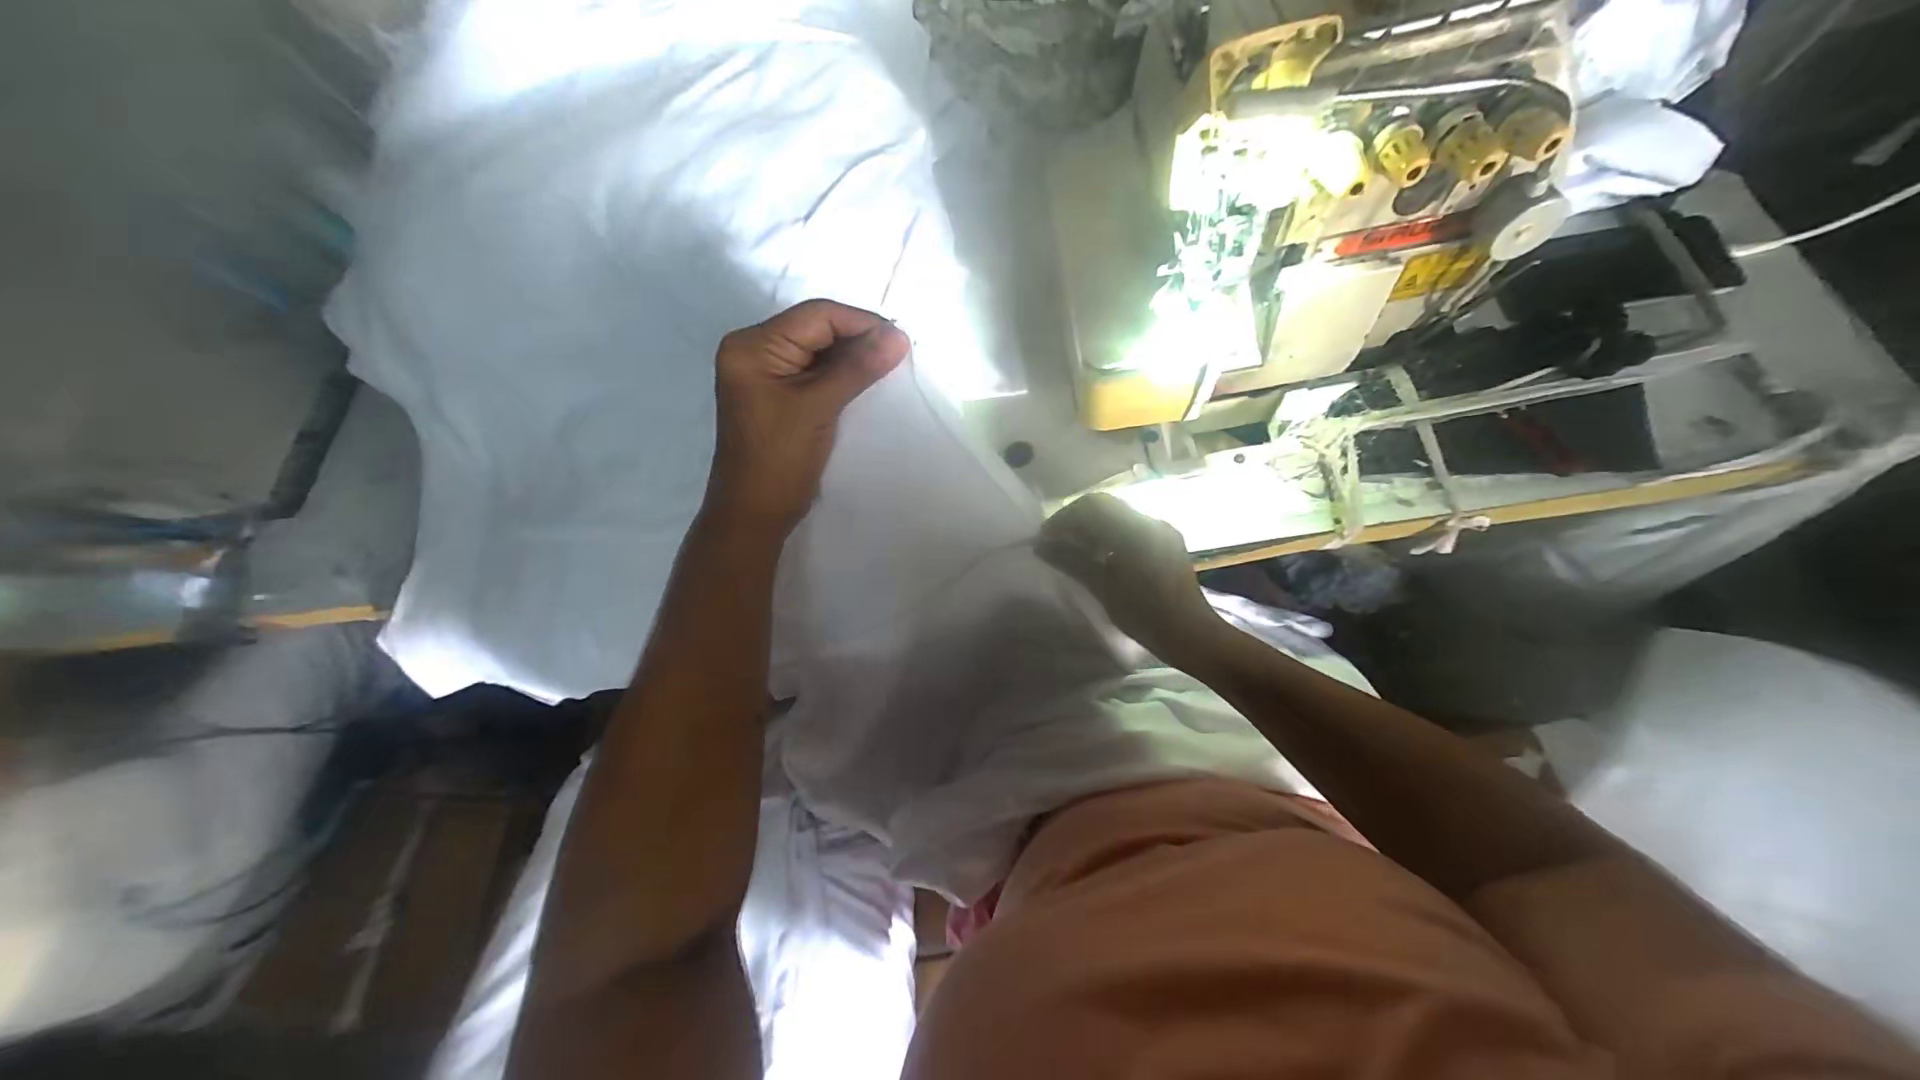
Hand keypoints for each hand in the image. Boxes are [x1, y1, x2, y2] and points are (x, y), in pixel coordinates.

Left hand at [705, 299, 908, 534]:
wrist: (754, 515)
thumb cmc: (778, 461)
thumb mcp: (818, 408)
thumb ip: (857, 368)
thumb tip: (899, 335)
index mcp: (753, 346)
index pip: (815, 316)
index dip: (860, 322)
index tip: (900, 339)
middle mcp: (755, 351)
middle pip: (816, 329)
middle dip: (858, 338)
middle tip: (898, 354)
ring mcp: (766, 373)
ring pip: (819, 350)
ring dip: (853, 357)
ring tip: (888, 367)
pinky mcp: (779, 394)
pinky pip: (815, 372)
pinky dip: (841, 374)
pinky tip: (867, 381)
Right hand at [1037, 493, 1228, 666]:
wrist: (1191, 635)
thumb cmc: (1145, 616)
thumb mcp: (1102, 589)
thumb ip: (1071, 561)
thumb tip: (1041, 545)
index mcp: (1134, 531)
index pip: (1090, 508)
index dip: (1062, 519)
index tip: (1043, 538)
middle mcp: (1149, 521)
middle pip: (1103, 505)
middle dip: (1075, 518)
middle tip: (1054, 540)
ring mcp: (1160, 529)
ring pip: (1117, 513)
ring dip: (1092, 525)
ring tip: (1072, 548)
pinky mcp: (1165, 540)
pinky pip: (1130, 525)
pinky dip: (1109, 532)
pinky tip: (1099, 554)